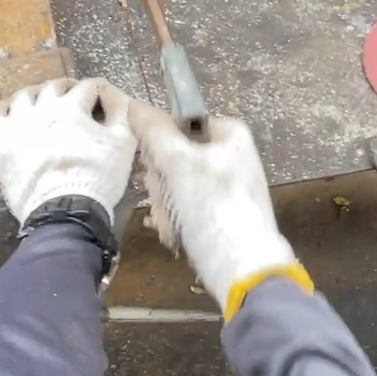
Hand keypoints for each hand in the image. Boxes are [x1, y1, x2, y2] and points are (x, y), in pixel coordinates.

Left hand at [0, 78, 135, 223]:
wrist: (64, 211)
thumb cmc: (98, 178)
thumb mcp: (123, 144)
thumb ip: (120, 114)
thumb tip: (114, 96)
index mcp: (73, 107)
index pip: (88, 86)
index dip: (99, 90)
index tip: (103, 99)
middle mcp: (43, 108)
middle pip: (55, 86)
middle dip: (68, 89)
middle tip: (75, 99)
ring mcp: (18, 124)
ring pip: (24, 96)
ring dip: (37, 95)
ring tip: (44, 103)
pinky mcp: (2, 143)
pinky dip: (5, 109)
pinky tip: (12, 113)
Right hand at [125, 104, 300, 314]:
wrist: (243, 270)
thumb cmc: (213, 209)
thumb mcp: (178, 162)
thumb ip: (154, 129)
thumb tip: (133, 104)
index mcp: (230, 134)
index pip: (177, 124)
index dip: (159, 145)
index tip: (153, 167)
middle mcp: (231, 155)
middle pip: (175, 156)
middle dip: (162, 183)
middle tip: (165, 201)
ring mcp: (227, 185)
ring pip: (177, 184)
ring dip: (166, 205)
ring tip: (172, 224)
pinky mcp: (223, 213)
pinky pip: (188, 206)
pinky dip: (178, 219)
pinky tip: (178, 235)